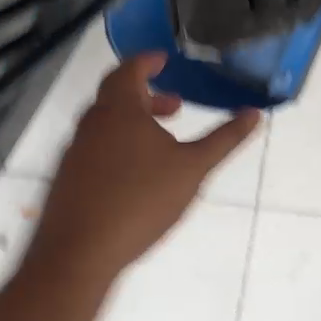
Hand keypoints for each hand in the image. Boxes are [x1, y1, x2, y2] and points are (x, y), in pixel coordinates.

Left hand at [28, 53, 259, 280]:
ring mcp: (72, 157)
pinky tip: (137, 175)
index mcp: (119, 114)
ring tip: (161, 142)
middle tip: (175, 106)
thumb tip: (255, 113)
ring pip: (103, 126)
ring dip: (132, 123)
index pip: (127, 71)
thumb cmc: (139, 201)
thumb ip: (225, 138)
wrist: (74, 260)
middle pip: (113, 98)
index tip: (165, 60)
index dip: (146, 62)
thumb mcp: (194, 168)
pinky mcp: (64, 184)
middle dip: (146, 96)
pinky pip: (93, 150)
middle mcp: (90, 128)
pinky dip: (117, 146)